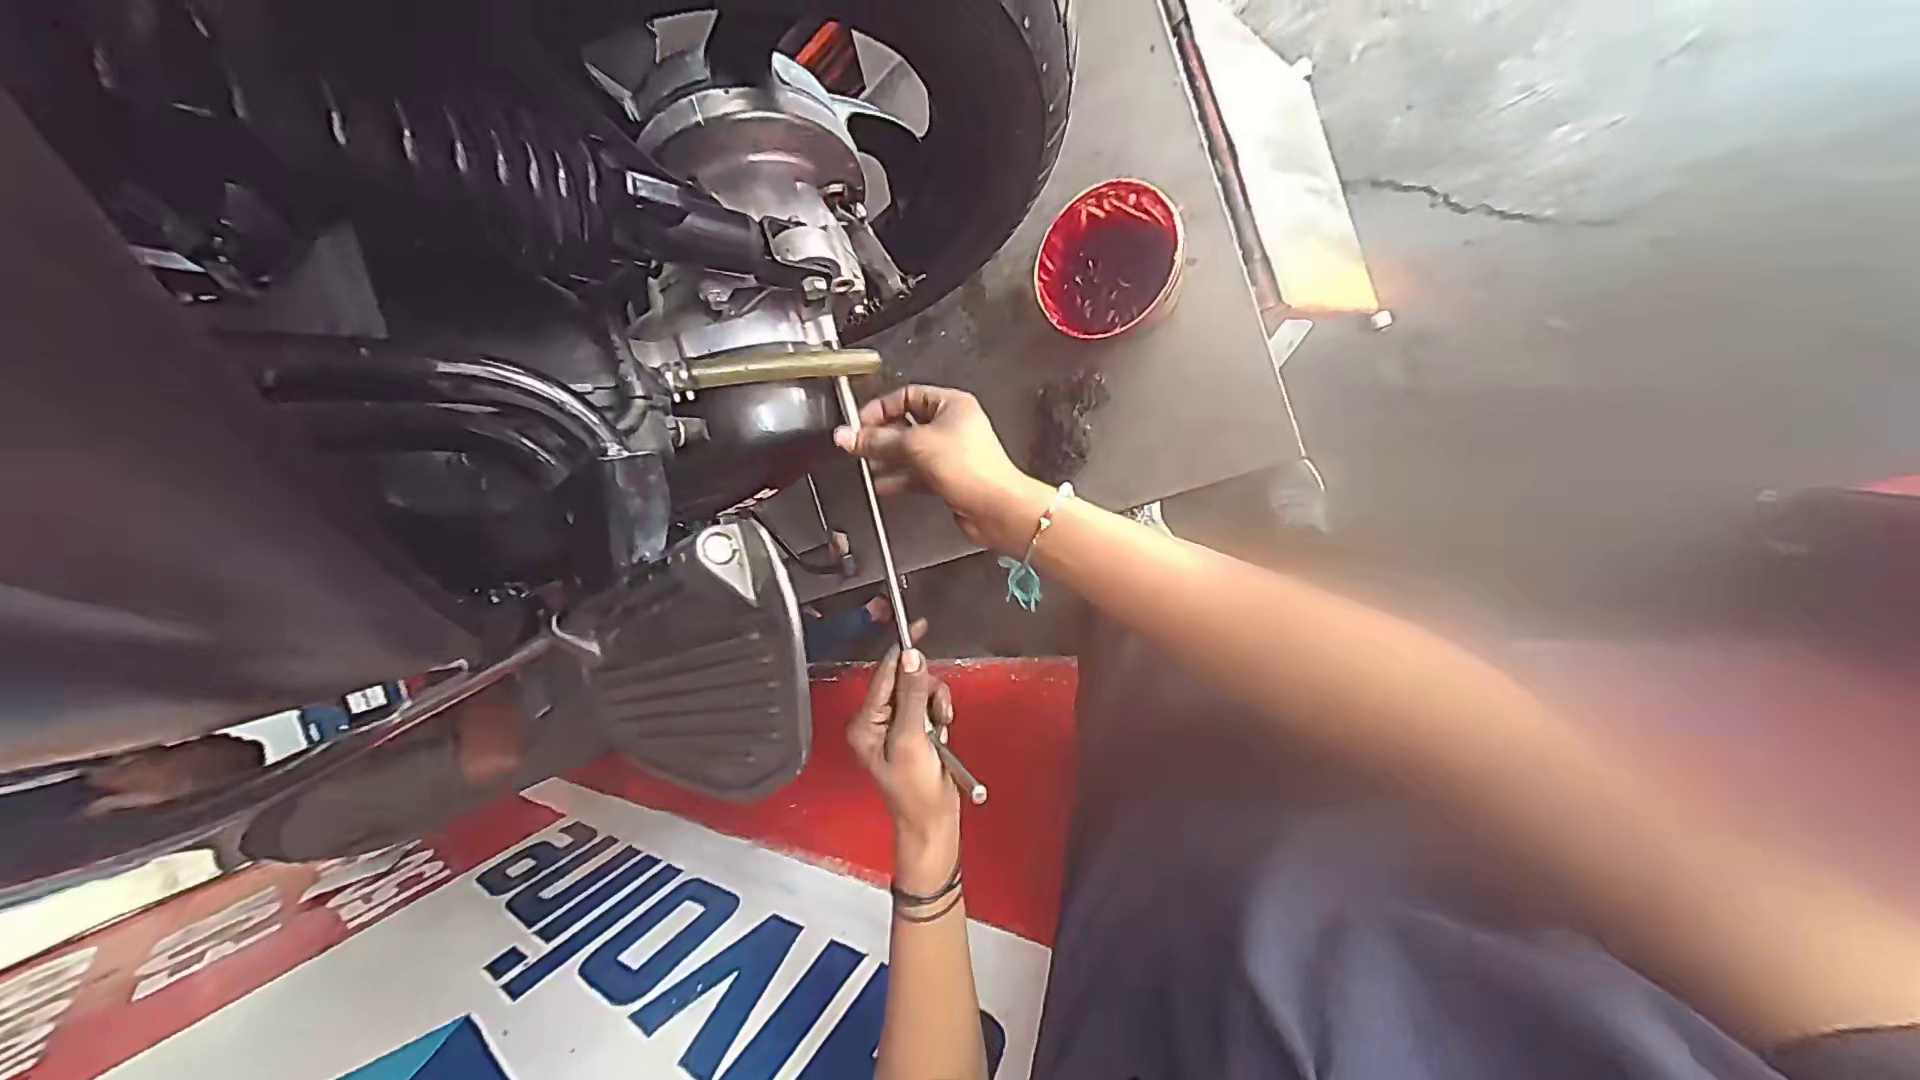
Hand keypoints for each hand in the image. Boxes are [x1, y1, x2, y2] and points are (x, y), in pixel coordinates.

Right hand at [833, 385, 1051, 553]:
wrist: (996, 507)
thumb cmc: (973, 469)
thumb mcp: (916, 445)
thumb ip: (879, 440)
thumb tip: (850, 436)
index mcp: (951, 405)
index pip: (907, 396)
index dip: (881, 408)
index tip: (859, 423)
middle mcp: (952, 426)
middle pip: (906, 425)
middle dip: (880, 436)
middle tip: (857, 444)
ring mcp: (950, 453)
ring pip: (910, 451)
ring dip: (887, 458)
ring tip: (865, 464)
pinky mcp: (948, 477)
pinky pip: (917, 473)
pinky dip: (899, 478)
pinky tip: (882, 483)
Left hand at [846, 644, 961, 886]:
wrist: (934, 822)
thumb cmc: (916, 788)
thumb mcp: (912, 738)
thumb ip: (913, 694)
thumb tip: (912, 656)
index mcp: (865, 722)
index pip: (884, 674)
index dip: (902, 651)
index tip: (918, 627)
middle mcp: (877, 720)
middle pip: (906, 680)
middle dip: (926, 690)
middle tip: (937, 713)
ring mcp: (897, 725)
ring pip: (921, 691)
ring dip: (936, 704)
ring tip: (940, 729)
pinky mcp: (915, 730)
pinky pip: (930, 705)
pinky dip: (940, 714)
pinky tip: (942, 733)